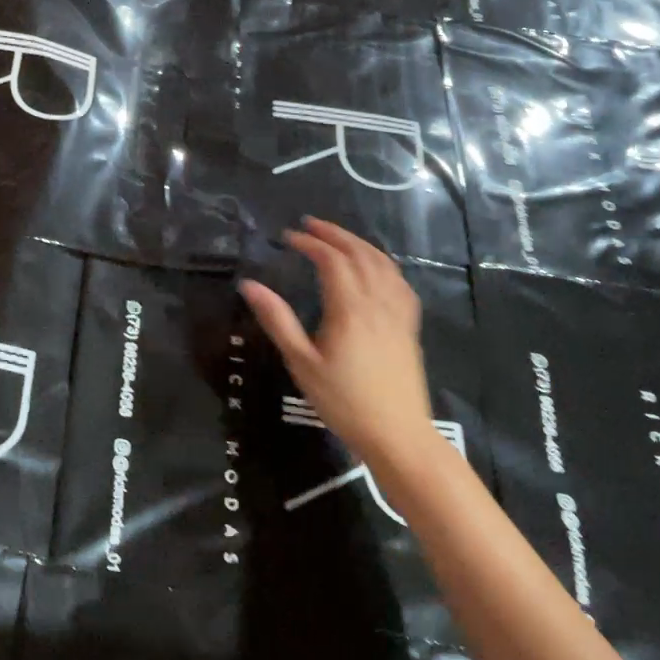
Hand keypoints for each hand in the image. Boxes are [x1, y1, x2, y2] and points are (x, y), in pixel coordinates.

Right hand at [239, 217, 431, 464]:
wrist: (397, 434)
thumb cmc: (343, 401)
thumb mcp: (301, 362)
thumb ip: (277, 320)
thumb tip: (249, 285)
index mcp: (350, 308)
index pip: (332, 260)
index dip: (310, 243)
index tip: (288, 238)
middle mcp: (377, 302)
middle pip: (360, 255)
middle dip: (335, 235)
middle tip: (311, 225)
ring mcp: (398, 313)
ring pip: (383, 265)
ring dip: (360, 245)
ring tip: (339, 238)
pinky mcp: (409, 327)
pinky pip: (400, 283)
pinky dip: (384, 265)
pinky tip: (376, 269)